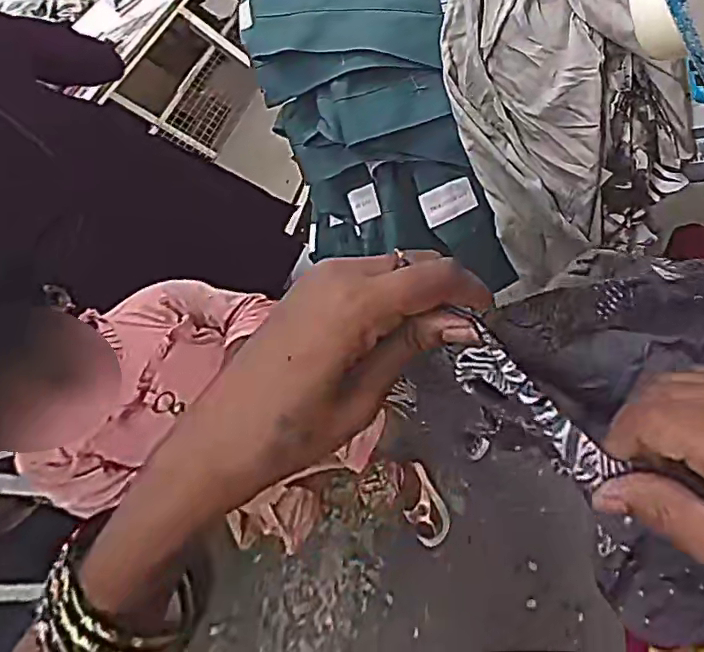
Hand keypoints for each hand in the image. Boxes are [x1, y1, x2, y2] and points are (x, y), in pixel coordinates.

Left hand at [182, 252, 486, 498]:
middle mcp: (339, 274)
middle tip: (463, 328)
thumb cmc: (288, 434)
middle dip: (447, 287)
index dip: (470, 290)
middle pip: (415, 261)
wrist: (214, 442)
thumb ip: (411, 344)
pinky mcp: (310, 285)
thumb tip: (460, 322)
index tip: (488, 314)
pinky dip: (392, 289)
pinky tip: (395, 324)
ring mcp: (321, 275)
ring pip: (393, 264)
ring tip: (432, 330)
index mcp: (355, 302)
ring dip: (420, 287)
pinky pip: (367, 273)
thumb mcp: (363, 397)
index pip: (433, 275)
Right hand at [592, 370, 703, 651]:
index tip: (609, 478)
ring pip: (680, 379)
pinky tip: (688, 444)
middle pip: (660, 389)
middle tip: (629, 476)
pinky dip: (683, 404)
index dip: (618, 443)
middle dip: (634, 426)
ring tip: (657, 464)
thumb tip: (604, 491)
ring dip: (656, 413)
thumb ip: (665, 511)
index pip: (648, 415)